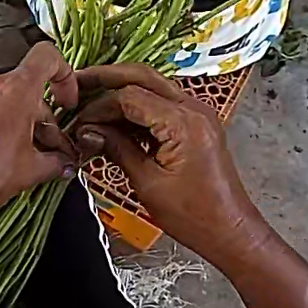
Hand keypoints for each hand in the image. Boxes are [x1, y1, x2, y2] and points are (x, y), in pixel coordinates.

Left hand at [0, 42, 79, 232]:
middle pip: (31, 88)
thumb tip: (63, 162)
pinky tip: (10, 158)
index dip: (66, 76)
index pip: (48, 57)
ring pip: (11, 101)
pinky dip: (6, 127)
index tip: (69, 102)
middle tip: (55, 149)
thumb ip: (55, 161)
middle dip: (47, 118)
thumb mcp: (30, 170)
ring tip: (34, 159)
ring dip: (27, 125)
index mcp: (15, 90)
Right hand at [70, 63, 273, 266]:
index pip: (130, 96)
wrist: (229, 229)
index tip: (79, 120)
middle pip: (143, 77)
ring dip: (122, 91)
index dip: (99, 106)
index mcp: (184, 123)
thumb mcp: (147, 183)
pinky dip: (138, 108)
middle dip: (108, 78)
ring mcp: (198, 115)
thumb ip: (117, 149)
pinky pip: (162, 105)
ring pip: (153, 87)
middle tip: (78, 83)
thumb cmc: (195, 215)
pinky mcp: (196, 125)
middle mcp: (194, 110)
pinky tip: (116, 121)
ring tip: (91, 101)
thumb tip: (89, 132)